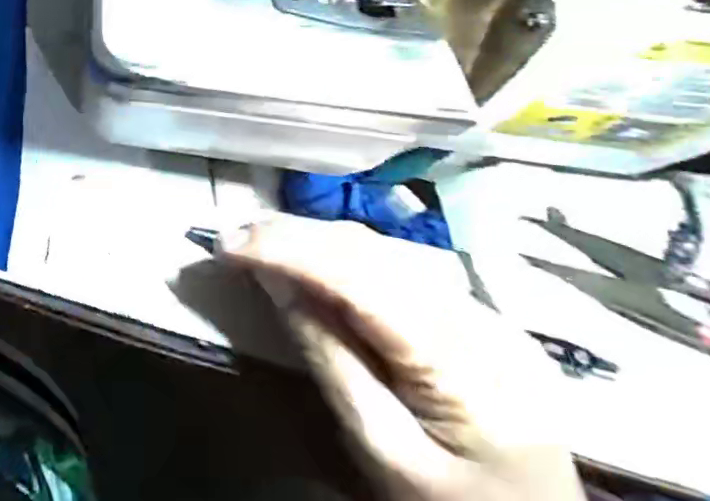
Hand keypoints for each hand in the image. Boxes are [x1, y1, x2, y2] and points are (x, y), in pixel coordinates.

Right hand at [221, 217, 584, 500]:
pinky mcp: (475, 315)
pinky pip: (393, 262)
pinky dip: (335, 248)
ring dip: (308, 235)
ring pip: (381, 248)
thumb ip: (328, 359)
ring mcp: (486, 316)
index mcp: (467, 368)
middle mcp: (484, 325)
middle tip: (224, 235)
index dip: (288, 252)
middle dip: (289, 235)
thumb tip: (274, 282)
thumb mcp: (379, 444)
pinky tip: (302, 250)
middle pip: (372, 254)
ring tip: (251, 236)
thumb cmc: (447, 499)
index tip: (223, 246)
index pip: (364, 283)